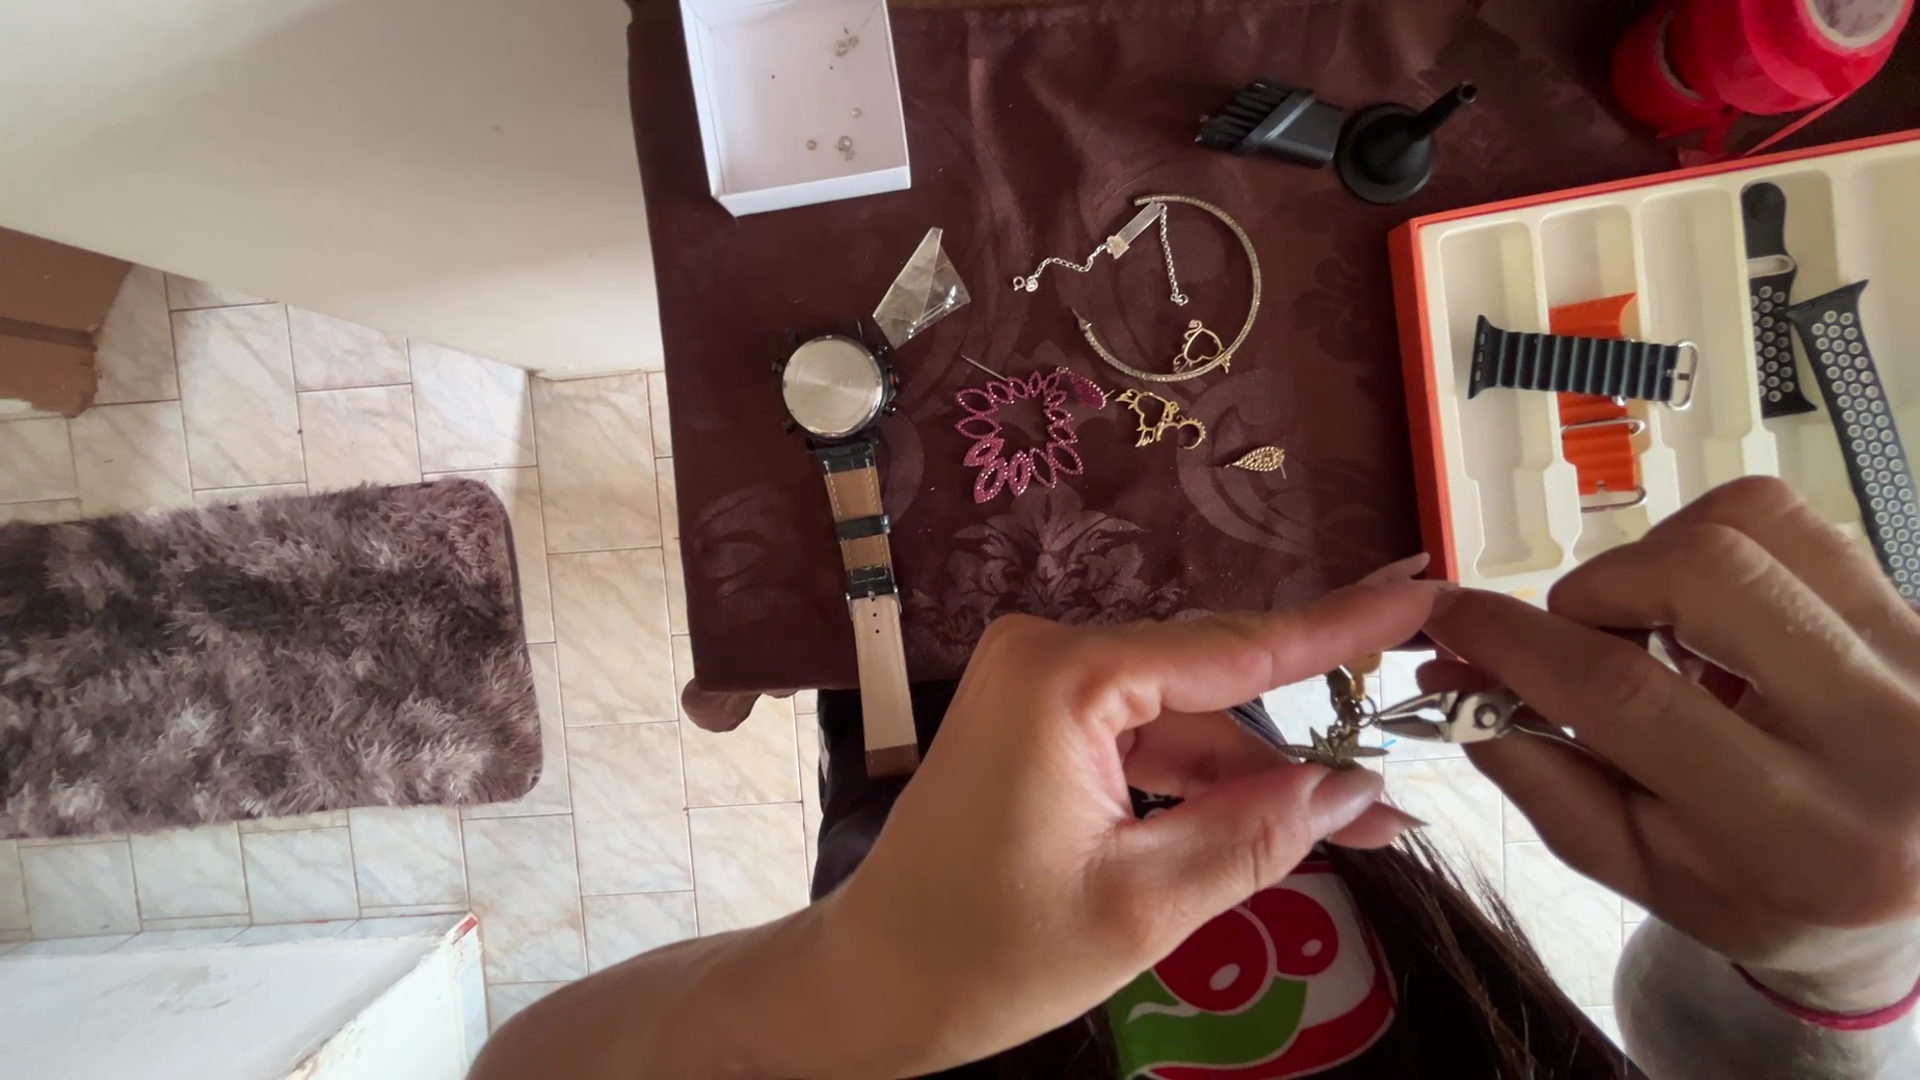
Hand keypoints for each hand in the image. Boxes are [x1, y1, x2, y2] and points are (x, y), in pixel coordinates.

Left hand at [816, 577, 1434, 1077]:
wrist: (878, 975)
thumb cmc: (991, 951)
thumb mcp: (1143, 904)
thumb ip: (1255, 834)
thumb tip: (1354, 788)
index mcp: (1065, 676)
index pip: (1229, 648)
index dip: (1335, 626)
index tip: (1415, 592)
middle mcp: (1049, 652)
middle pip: (1208, 681)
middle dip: (1302, 732)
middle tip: (1403, 762)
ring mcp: (1040, 679)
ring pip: (1181, 714)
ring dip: (1257, 767)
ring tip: (1359, 819)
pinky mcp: (1039, 714)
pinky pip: (1141, 732)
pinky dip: (1200, 774)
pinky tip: (1271, 811)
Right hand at [1423, 477, 1919, 1013]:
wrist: (1908, 902)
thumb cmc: (1740, 889)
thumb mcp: (1614, 855)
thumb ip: (1521, 763)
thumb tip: (1445, 668)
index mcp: (1801, 834)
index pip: (1623, 692)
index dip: (1509, 638)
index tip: (1446, 615)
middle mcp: (1899, 740)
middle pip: (1702, 572)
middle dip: (1592, 591)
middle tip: (1577, 639)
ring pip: (1750, 524)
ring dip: (1648, 561)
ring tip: (1645, 626)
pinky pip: (1795, 522)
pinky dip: (1711, 542)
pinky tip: (1700, 608)